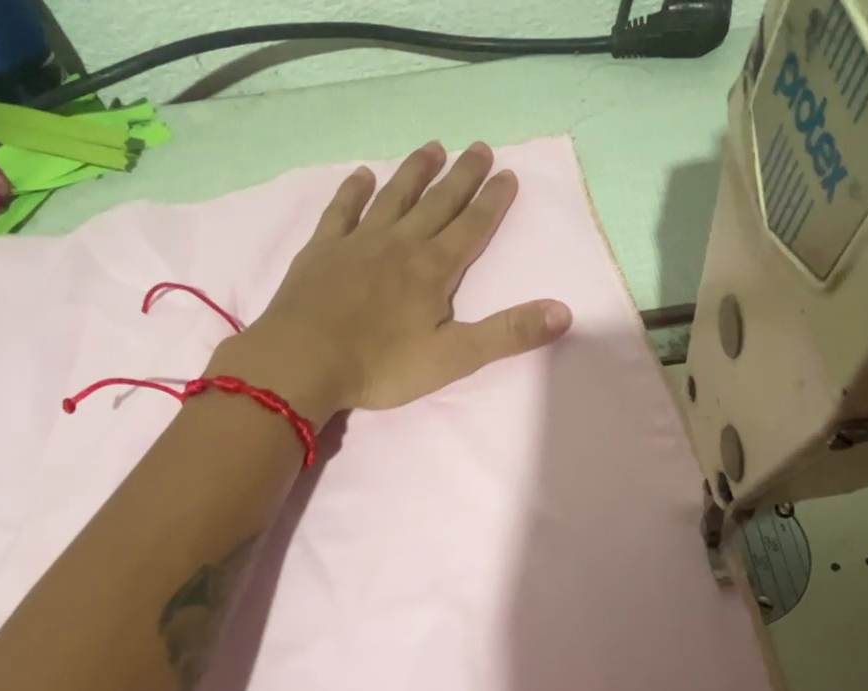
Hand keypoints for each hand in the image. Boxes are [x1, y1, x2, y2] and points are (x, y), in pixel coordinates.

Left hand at [210, 140, 572, 421]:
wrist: (303, 361)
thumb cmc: (381, 365)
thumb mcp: (454, 357)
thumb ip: (508, 334)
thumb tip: (564, 312)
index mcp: (434, 270)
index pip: (472, 227)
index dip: (492, 201)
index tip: (507, 173)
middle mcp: (401, 244)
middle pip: (438, 203)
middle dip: (462, 176)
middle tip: (478, 147)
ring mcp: (358, 242)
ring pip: (394, 197)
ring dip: (415, 172)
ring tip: (432, 148)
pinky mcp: (322, 250)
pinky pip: (342, 210)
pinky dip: (353, 190)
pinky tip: (362, 175)